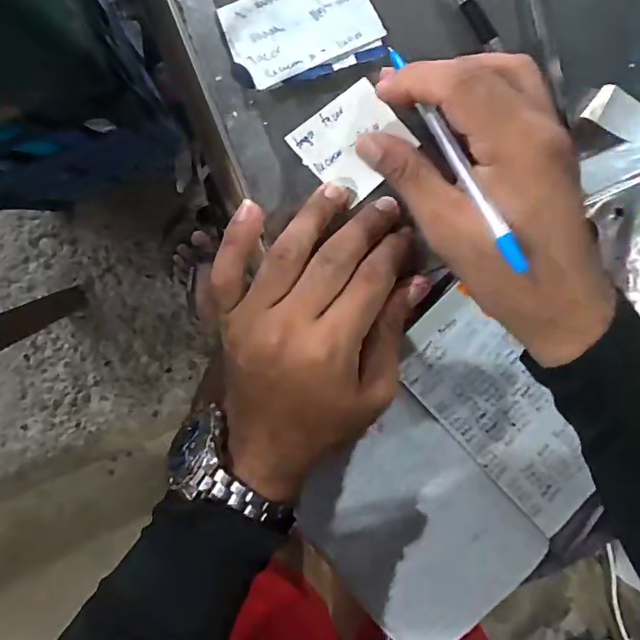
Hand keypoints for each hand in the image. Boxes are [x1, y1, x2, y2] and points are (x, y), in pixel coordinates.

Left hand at [208, 185, 430, 501]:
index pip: (368, 281)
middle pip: (331, 260)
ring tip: (335, 189)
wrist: (264, 450)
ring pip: (283, 253)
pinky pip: (224, 272)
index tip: (406, 231)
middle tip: (383, 204)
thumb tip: (415, 279)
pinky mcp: (226, 318)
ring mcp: (251, 316)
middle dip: (363, 227)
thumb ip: (390, 332)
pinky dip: (234, 239)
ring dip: (312, 216)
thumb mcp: (375, 391)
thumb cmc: (326, 424)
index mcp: (330, 347)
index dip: (391, 252)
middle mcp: (289, 323)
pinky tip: (251, 205)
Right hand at [356, 53, 615, 366]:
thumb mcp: (447, 226)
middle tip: (399, 94)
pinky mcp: (554, 147)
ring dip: (466, 75)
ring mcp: (554, 133)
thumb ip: (409, 174)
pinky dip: (487, 91)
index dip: (416, 78)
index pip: (463, 82)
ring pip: (512, 74)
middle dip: (439, 71)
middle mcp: (542, 125)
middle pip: (489, 68)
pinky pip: (522, 96)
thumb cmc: (506, 272)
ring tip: (428, 99)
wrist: (566, 305)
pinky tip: (459, 120)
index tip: (380, 92)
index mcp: (517, 142)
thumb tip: (369, 138)